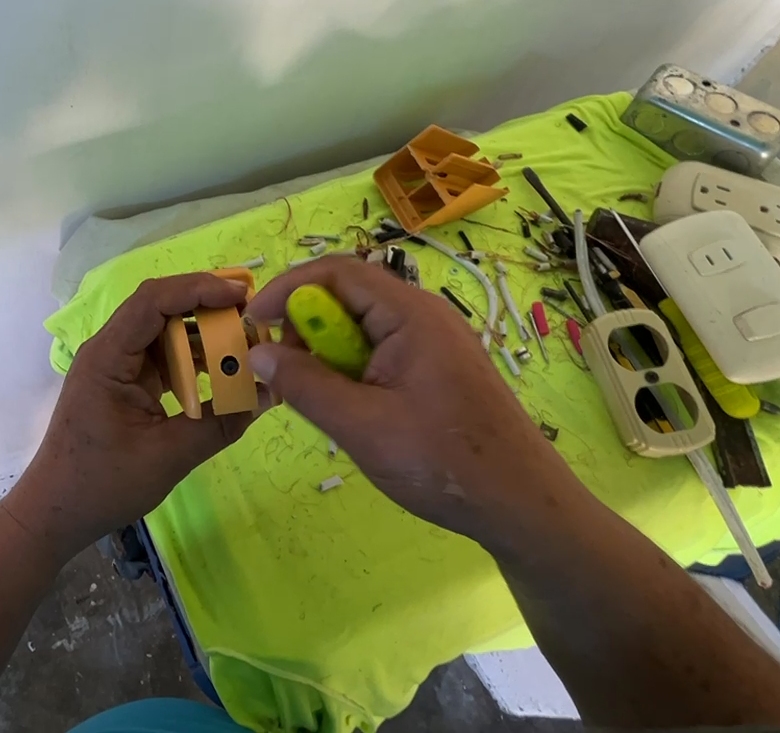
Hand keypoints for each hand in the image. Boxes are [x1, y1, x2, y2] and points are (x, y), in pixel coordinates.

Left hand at [6, 273, 265, 556]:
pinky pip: (161, 356)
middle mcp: (108, 350)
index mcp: (107, 357)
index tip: (241, 295)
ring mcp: (114, 365)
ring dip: (201, 332)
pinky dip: (191, 358)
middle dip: (206, 305)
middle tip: (252, 315)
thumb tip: (269, 395)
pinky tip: (221, 369)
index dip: (198, 289)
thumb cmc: (102, 484)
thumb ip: (219, 424)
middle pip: (159, 308)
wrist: (55, 512)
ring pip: (162, 331)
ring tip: (245, 340)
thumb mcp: (168, 457)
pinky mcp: (123, 382)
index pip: (153, 301)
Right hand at [245, 258, 584, 546]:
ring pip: (362, 322)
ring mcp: (435, 339)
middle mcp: (424, 313)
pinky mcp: (438, 365)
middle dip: (304, 321)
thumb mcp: (361, 426)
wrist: (525, 508)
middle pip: (348, 293)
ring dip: (327, 347)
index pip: (336, 272)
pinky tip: (349, 403)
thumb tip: (259, 353)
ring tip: (315, 391)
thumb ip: (305, 385)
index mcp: (410, 314)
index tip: (254, 322)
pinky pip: (381, 345)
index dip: (287, 288)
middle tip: (284, 366)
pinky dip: (351, 363)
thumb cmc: (443, 463)